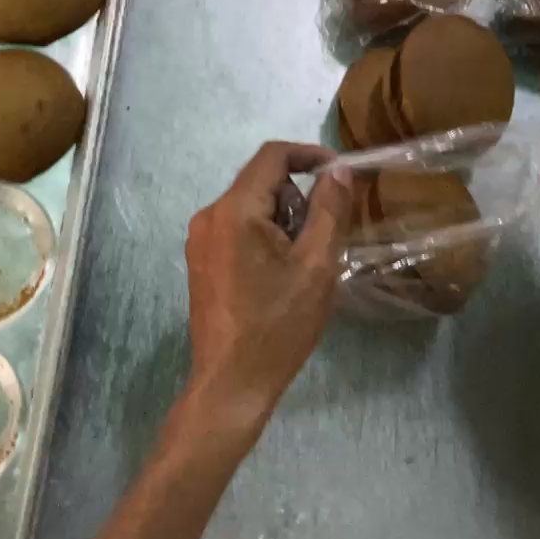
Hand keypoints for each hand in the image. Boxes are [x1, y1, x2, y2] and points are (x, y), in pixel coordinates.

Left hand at [185, 142, 352, 416]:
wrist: (231, 383)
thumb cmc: (278, 324)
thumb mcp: (316, 265)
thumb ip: (329, 209)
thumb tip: (337, 171)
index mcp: (235, 210)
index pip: (273, 156)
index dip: (309, 155)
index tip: (339, 173)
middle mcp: (210, 215)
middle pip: (262, 181)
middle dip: (297, 198)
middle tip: (321, 237)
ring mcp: (200, 239)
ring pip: (251, 205)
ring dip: (282, 220)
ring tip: (301, 264)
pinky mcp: (200, 260)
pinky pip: (237, 227)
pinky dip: (264, 235)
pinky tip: (279, 275)